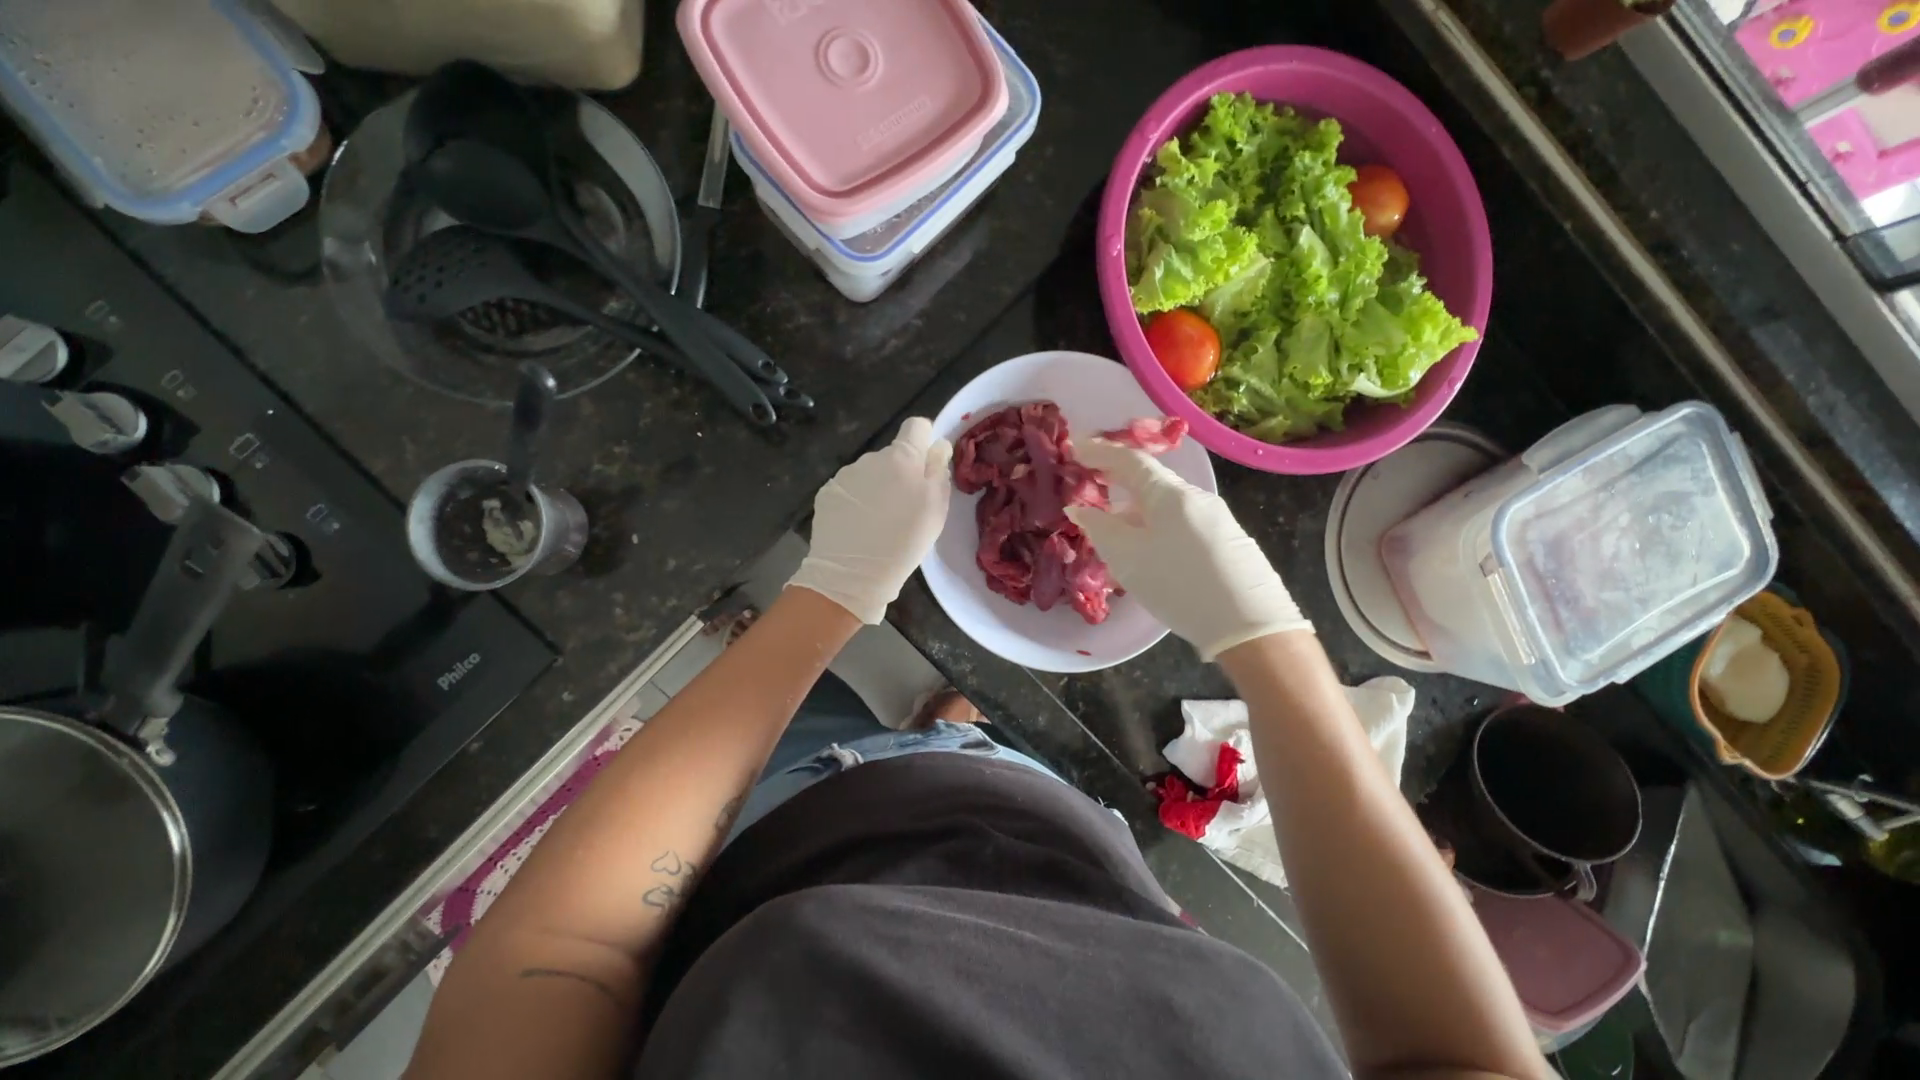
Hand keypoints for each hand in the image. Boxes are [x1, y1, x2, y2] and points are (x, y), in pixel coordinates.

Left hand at [789, 417, 952, 623]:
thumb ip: (938, 471)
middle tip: (905, 508)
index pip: (916, 426)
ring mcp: (845, 476)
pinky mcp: (827, 495)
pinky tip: (858, 527)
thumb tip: (937, 446)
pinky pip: (849, 490)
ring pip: (869, 474)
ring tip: (879, 522)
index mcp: (902, 457)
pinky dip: (856, 502)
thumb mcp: (936, 509)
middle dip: (900, 473)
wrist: (852, 575)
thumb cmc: (904, 542)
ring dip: (877, 488)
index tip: (926, 467)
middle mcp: (871, 458)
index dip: (924, 442)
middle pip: (892, 455)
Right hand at [1066, 440, 1310, 660]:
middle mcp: (1196, 498)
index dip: (1099, 452)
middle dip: (1117, 482)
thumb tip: (1081, 509)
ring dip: (1136, 511)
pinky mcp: (1228, 544)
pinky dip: (1155, 529)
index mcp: (1170, 493)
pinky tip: (1148, 554)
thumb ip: (1100, 529)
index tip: (1075, 450)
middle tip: (1089, 487)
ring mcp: (1217, 520)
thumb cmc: (1180, 585)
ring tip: (1113, 531)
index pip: (1130, 460)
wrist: (1251, 626)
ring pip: (1166, 507)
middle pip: (1150, 482)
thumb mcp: (1128, 559)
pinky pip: (1181, 526)